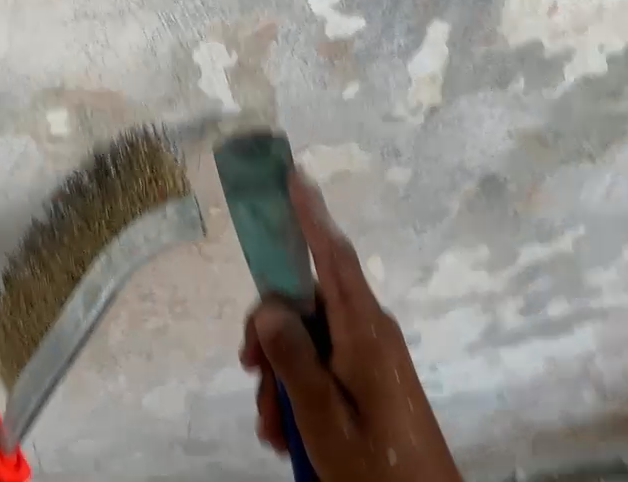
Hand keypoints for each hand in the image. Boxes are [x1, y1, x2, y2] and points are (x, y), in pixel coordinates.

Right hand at [239, 172, 461, 480]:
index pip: (333, 255)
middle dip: (268, 337)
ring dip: (279, 375)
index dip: (311, 213)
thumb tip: (267, 307)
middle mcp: (367, 329)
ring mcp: (369, 353)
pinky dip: (297, 389)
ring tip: (274, 429)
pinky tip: (288, 431)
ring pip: (304, 337)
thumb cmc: (377, 466)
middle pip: (302, 301)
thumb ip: (293, 359)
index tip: (293, 174)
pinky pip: (320, 361)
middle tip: (251, 378)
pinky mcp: (369, 375)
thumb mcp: (324, 419)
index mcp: (364, 330)